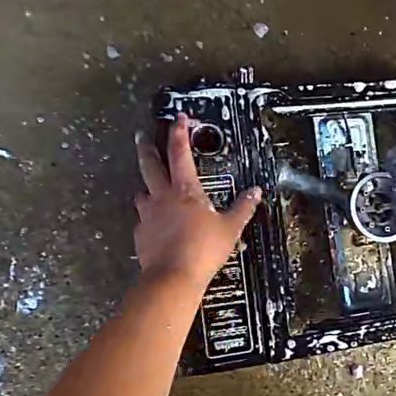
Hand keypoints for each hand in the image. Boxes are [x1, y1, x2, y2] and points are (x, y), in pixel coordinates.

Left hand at [134, 114, 262, 285]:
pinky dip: (148, 218)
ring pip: (142, 192)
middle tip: (142, 136)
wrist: (173, 277)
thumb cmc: (203, 250)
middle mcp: (162, 197)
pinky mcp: (141, 234)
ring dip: (146, 186)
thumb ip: (243, 208)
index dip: (179, 132)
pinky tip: (155, 225)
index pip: (180, 152)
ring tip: (149, 187)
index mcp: (185, 190)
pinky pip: (143, 220)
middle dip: (147, 147)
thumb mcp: (230, 228)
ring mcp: (148, 215)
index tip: (178, 119)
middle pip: (150, 164)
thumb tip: (255, 193)